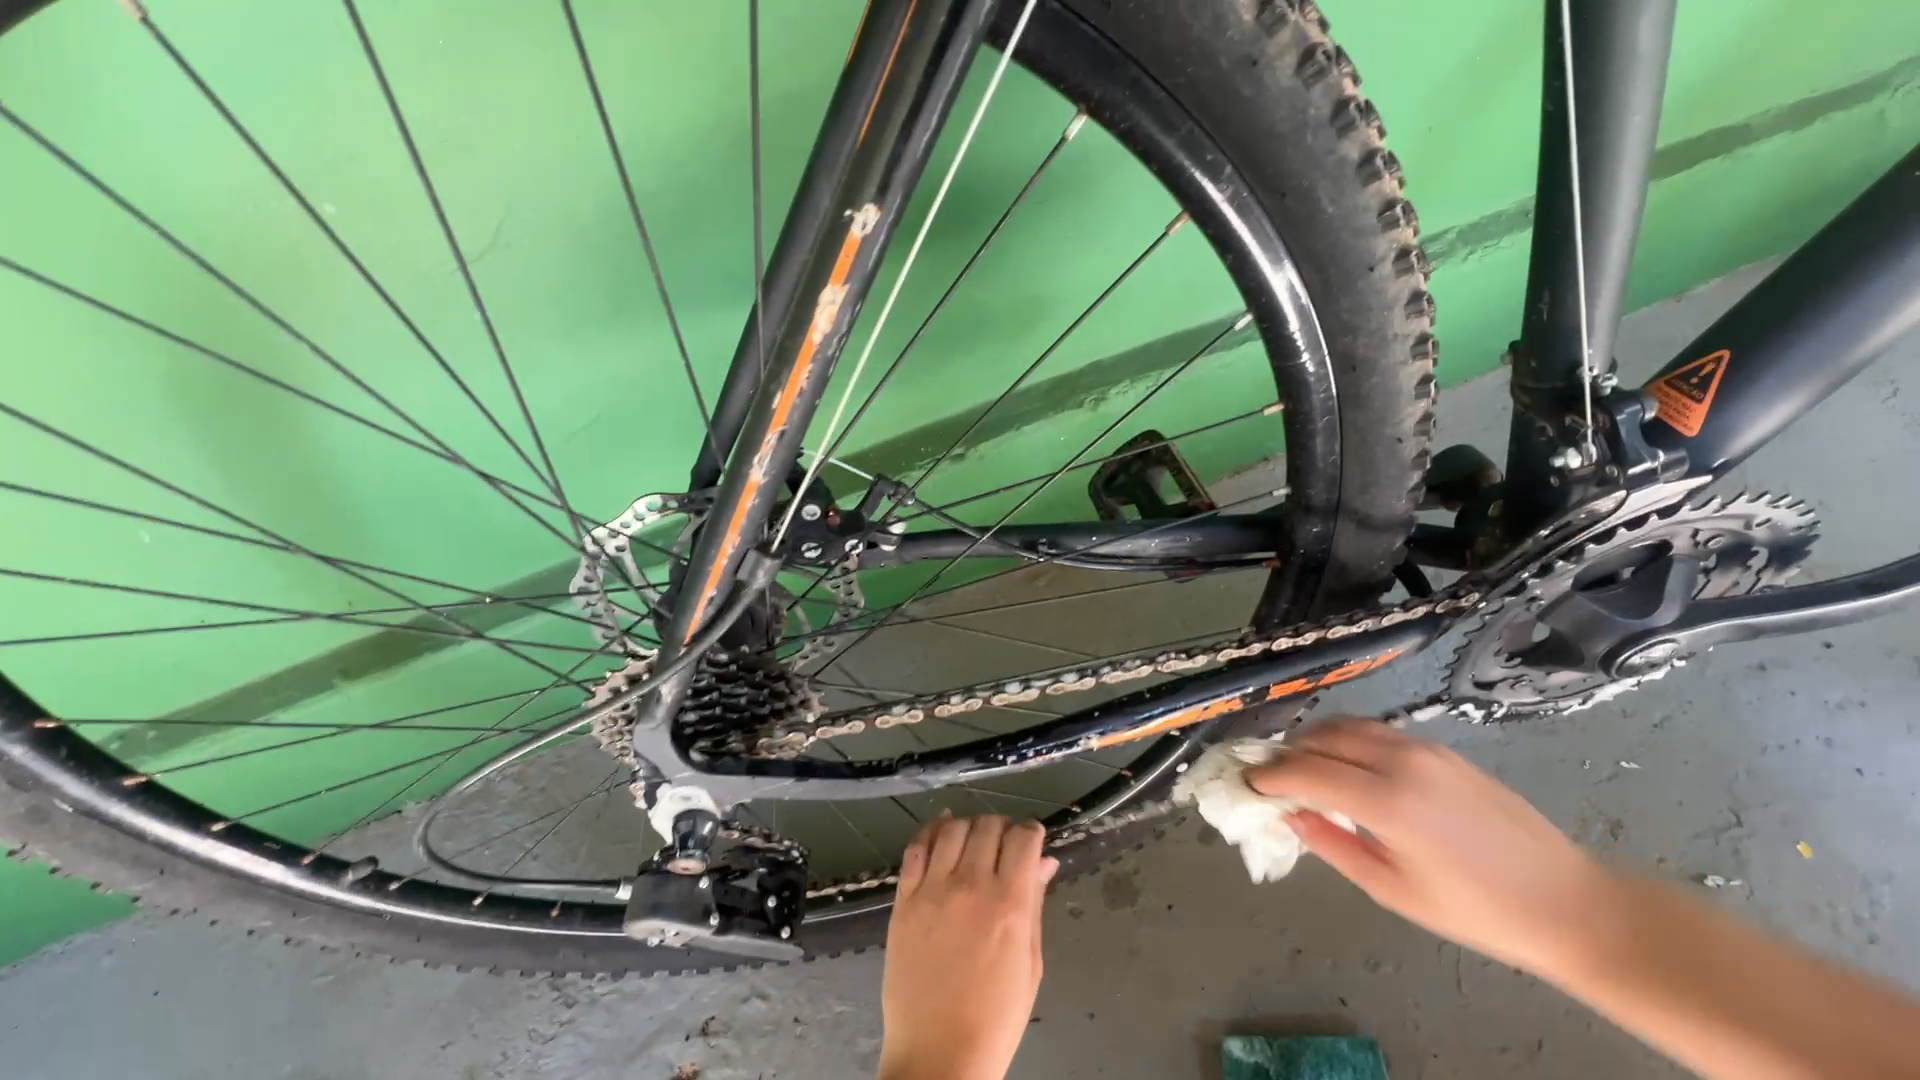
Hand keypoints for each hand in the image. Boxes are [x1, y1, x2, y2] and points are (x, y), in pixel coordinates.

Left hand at [879, 813, 1057, 1079]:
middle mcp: (970, 885)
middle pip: (988, 826)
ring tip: (973, 841)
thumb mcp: (1030, 962)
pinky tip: (940, 830)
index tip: (1031, 840)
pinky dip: (930, 831)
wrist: (939, 1052)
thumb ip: (1034, 904)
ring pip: (952, 829)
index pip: (1023, 837)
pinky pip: (915, 849)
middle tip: (1003, 844)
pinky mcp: (903, 900)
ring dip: (968, 826)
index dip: (1031, 832)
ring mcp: (932, 890)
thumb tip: (1044, 861)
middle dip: (1002, 828)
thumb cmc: (996, 1016)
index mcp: (1009, 903)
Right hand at [1246, 717, 1609, 972]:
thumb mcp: (1392, 889)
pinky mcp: (1445, 751)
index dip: (1269, 776)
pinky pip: (1379, 733)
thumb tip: (1291, 815)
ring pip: (1351, 727)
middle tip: (1269, 777)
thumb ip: (1333, 845)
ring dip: (1317, 742)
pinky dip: (1349, 742)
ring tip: (1303, 770)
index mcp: (1387, 800)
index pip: (1305, 771)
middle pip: (1323, 737)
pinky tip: (1348, 769)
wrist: (1568, 902)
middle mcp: (1402, 760)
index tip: (1245, 785)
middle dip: (1287, 753)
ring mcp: (1426, 750)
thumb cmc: (1477, 911)